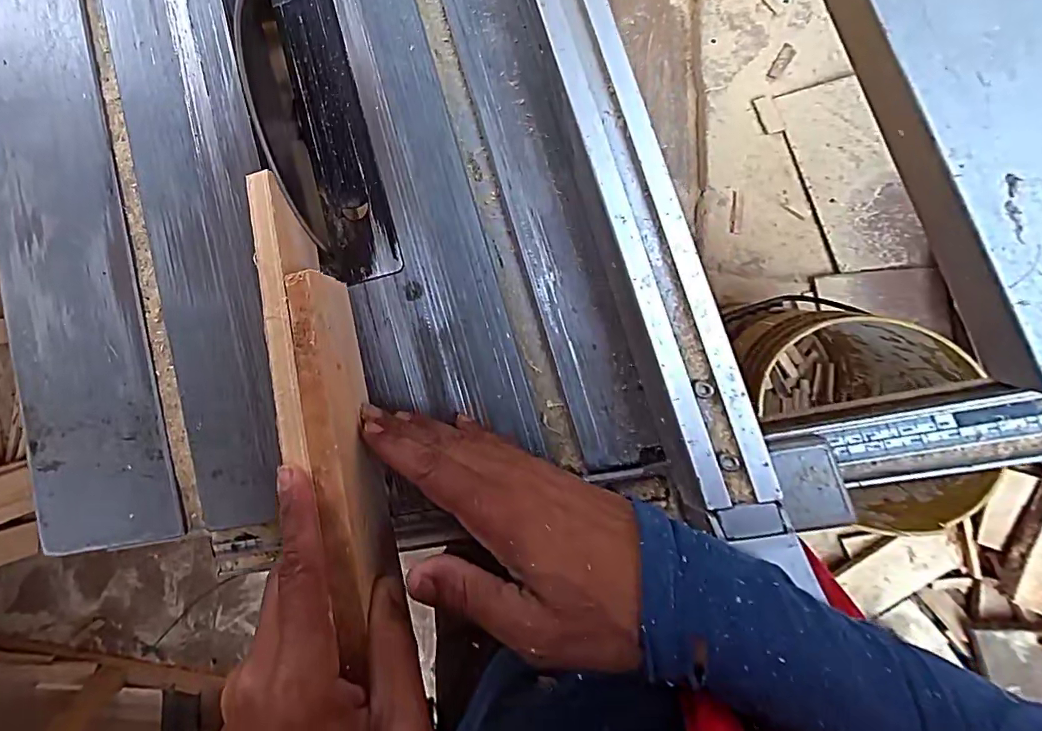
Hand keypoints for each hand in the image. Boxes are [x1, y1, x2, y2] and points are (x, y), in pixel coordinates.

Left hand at [222, 467, 430, 730]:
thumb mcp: (399, 724)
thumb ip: (393, 643)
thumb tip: (384, 579)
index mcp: (296, 681)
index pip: (300, 576)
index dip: (299, 518)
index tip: (291, 472)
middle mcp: (254, 678)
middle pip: (288, 586)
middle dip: (320, 563)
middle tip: (358, 563)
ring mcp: (239, 692)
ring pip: (279, 608)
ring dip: (314, 599)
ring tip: (353, 638)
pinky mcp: (238, 700)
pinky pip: (273, 637)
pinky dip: (302, 627)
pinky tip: (333, 657)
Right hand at [360, 408, 640, 671]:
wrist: (669, 588)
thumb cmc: (607, 613)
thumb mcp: (533, 627)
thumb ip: (472, 595)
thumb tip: (421, 576)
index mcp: (505, 515)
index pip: (438, 472)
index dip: (400, 449)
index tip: (372, 431)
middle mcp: (517, 485)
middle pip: (449, 447)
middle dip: (407, 430)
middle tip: (374, 414)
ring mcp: (535, 476)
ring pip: (473, 442)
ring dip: (434, 427)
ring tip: (406, 417)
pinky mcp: (551, 478)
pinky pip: (502, 445)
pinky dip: (475, 432)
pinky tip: (466, 426)